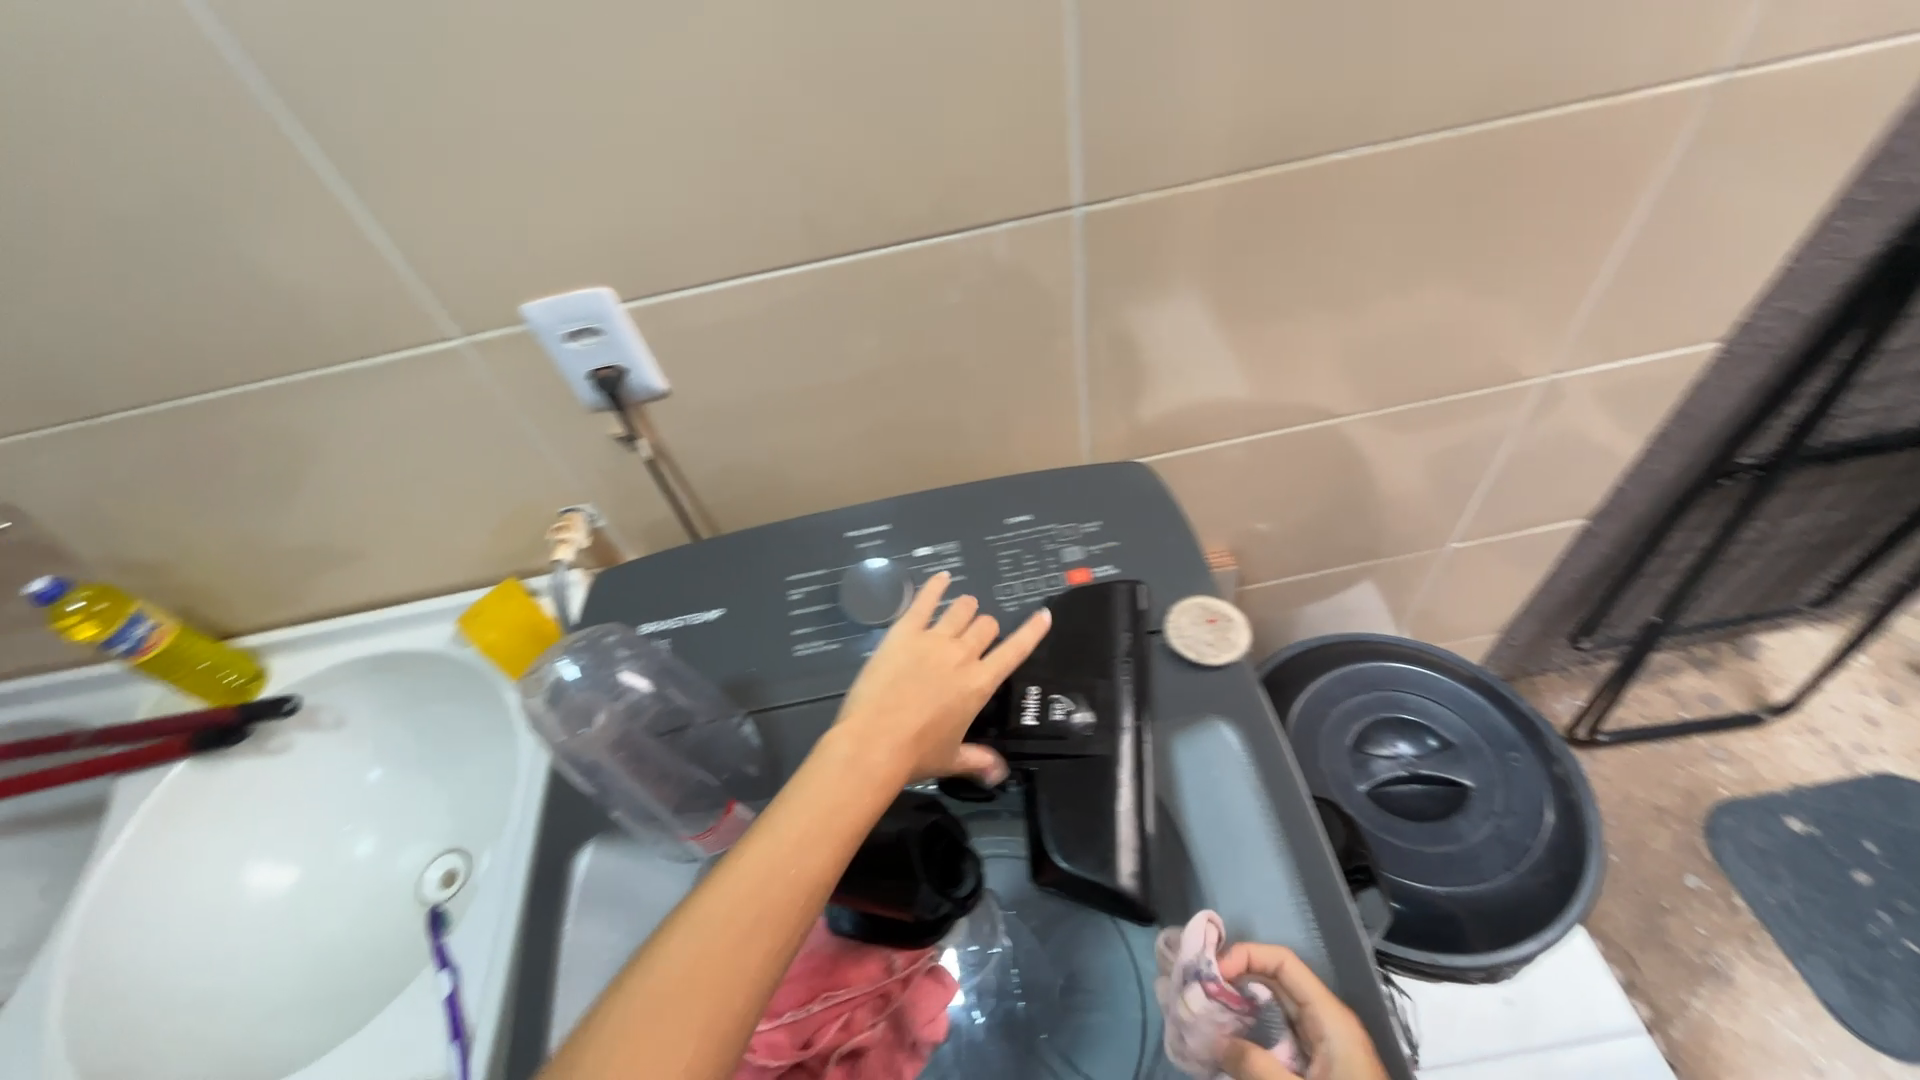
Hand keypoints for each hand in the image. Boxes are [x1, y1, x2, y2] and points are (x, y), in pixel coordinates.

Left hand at [831, 571, 1049, 783]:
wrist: (874, 742)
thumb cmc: (916, 754)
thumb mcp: (952, 759)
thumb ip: (979, 760)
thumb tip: (999, 774)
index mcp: (980, 684)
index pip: (1016, 650)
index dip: (1032, 631)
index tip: (1043, 615)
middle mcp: (963, 655)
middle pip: (986, 625)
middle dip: (985, 628)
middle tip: (974, 637)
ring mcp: (933, 639)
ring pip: (961, 608)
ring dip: (965, 608)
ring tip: (961, 609)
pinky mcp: (904, 631)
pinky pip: (924, 600)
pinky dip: (935, 586)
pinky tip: (941, 578)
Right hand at [1217, 944, 1388, 1079]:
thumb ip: (1255, 1067)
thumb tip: (1216, 1042)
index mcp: (1329, 1018)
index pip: (1283, 962)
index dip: (1245, 956)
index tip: (1212, 976)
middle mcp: (1327, 1021)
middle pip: (1277, 980)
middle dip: (1236, 979)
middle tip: (1199, 990)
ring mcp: (1324, 1045)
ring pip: (1277, 1006)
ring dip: (1241, 1004)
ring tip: (1206, 1012)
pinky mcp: (1319, 1067)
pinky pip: (1282, 1033)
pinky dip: (1253, 1030)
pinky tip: (1230, 1043)